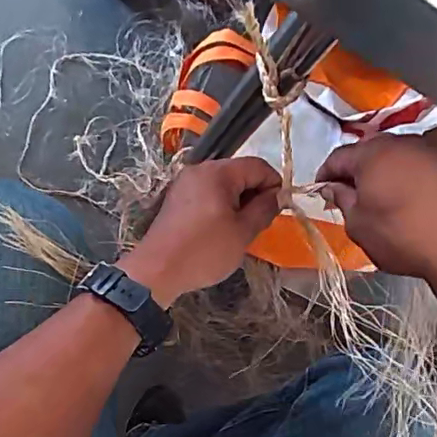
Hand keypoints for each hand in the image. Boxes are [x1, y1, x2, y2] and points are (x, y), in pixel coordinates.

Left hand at [118, 157, 282, 302]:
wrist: (157, 270)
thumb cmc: (204, 251)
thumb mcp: (243, 232)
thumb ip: (264, 209)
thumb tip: (277, 195)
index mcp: (217, 172)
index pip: (258, 166)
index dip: (274, 184)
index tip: (279, 209)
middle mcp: (199, 170)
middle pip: (239, 172)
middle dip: (255, 194)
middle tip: (261, 222)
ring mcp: (185, 184)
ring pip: (223, 184)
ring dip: (238, 202)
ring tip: (241, 230)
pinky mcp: (177, 199)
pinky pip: (207, 194)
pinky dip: (221, 206)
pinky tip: (221, 230)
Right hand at [316, 136, 436, 287]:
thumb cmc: (400, 236)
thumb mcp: (358, 224)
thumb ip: (341, 200)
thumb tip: (332, 187)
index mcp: (371, 153)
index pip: (337, 156)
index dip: (324, 174)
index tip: (320, 190)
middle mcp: (399, 144)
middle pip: (365, 152)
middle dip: (351, 172)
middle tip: (343, 196)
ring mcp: (424, 153)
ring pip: (390, 158)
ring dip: (376, 174)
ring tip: (371, 200)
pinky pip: (410, 167)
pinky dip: (398, 178)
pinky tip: (397, 200)